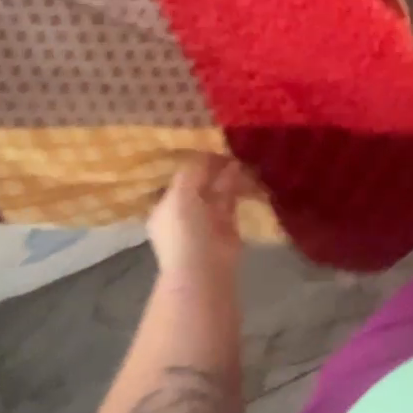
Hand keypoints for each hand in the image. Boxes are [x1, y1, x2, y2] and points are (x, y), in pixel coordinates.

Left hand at [147, 156, 249, 280]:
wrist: (203, 269)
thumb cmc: (184, 230)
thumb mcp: (180, 194)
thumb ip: (192, 171)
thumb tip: (207, 152)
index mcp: (166, 206)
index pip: (179, 178)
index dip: (193, 161)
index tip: (207, 143)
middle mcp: (185, 211)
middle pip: (200, 182)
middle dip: (213, 167)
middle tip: (227, 146)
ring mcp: (207, 219)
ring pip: (218, 190)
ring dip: (227, 174)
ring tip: (238, 156)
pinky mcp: (228, 224)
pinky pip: (233, 200)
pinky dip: (239, 186)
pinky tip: (246, 172)